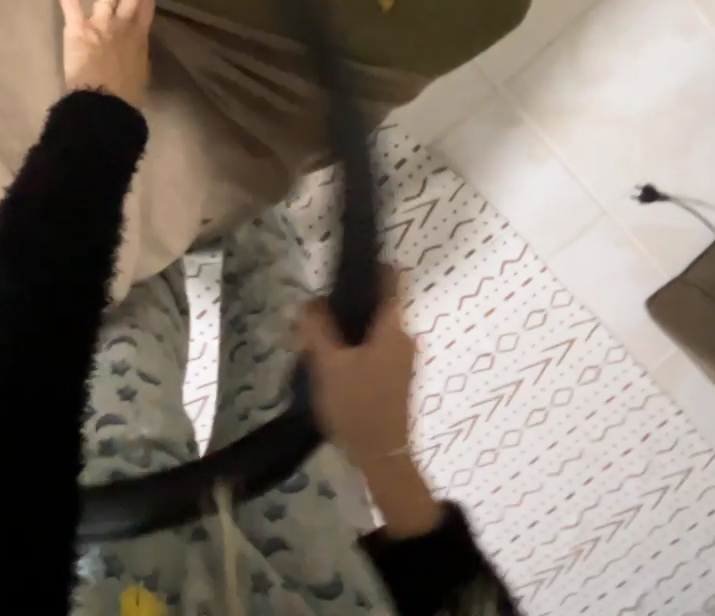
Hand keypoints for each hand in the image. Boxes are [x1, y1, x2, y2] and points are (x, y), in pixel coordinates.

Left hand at [53, 0, 154, 110]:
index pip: (147, 5)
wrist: (104, 103)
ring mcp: (100, 22)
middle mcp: (123, 23)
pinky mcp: (78, 27)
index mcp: (140, 37)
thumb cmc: (125, 96)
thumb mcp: (140, 72)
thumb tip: (134, 48)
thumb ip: (137, 54)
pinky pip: (70, 0)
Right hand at [296, 273, 441, 536]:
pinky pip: (375, 346)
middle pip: (378, 305)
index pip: (393, 280)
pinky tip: (331, 357)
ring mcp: (403, 358)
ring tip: (317, 331)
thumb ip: (316, 328)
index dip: (375, 264)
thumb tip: (309, 301)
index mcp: (393, 328)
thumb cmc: (357, 406)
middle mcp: (404, 337)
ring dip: (349, 326)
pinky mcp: (396, 376)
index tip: (352, 256)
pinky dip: (356, 344)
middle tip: (316, 305)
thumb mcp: (328, 365)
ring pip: (374, 328)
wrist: (382, 458)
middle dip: (348, 301)